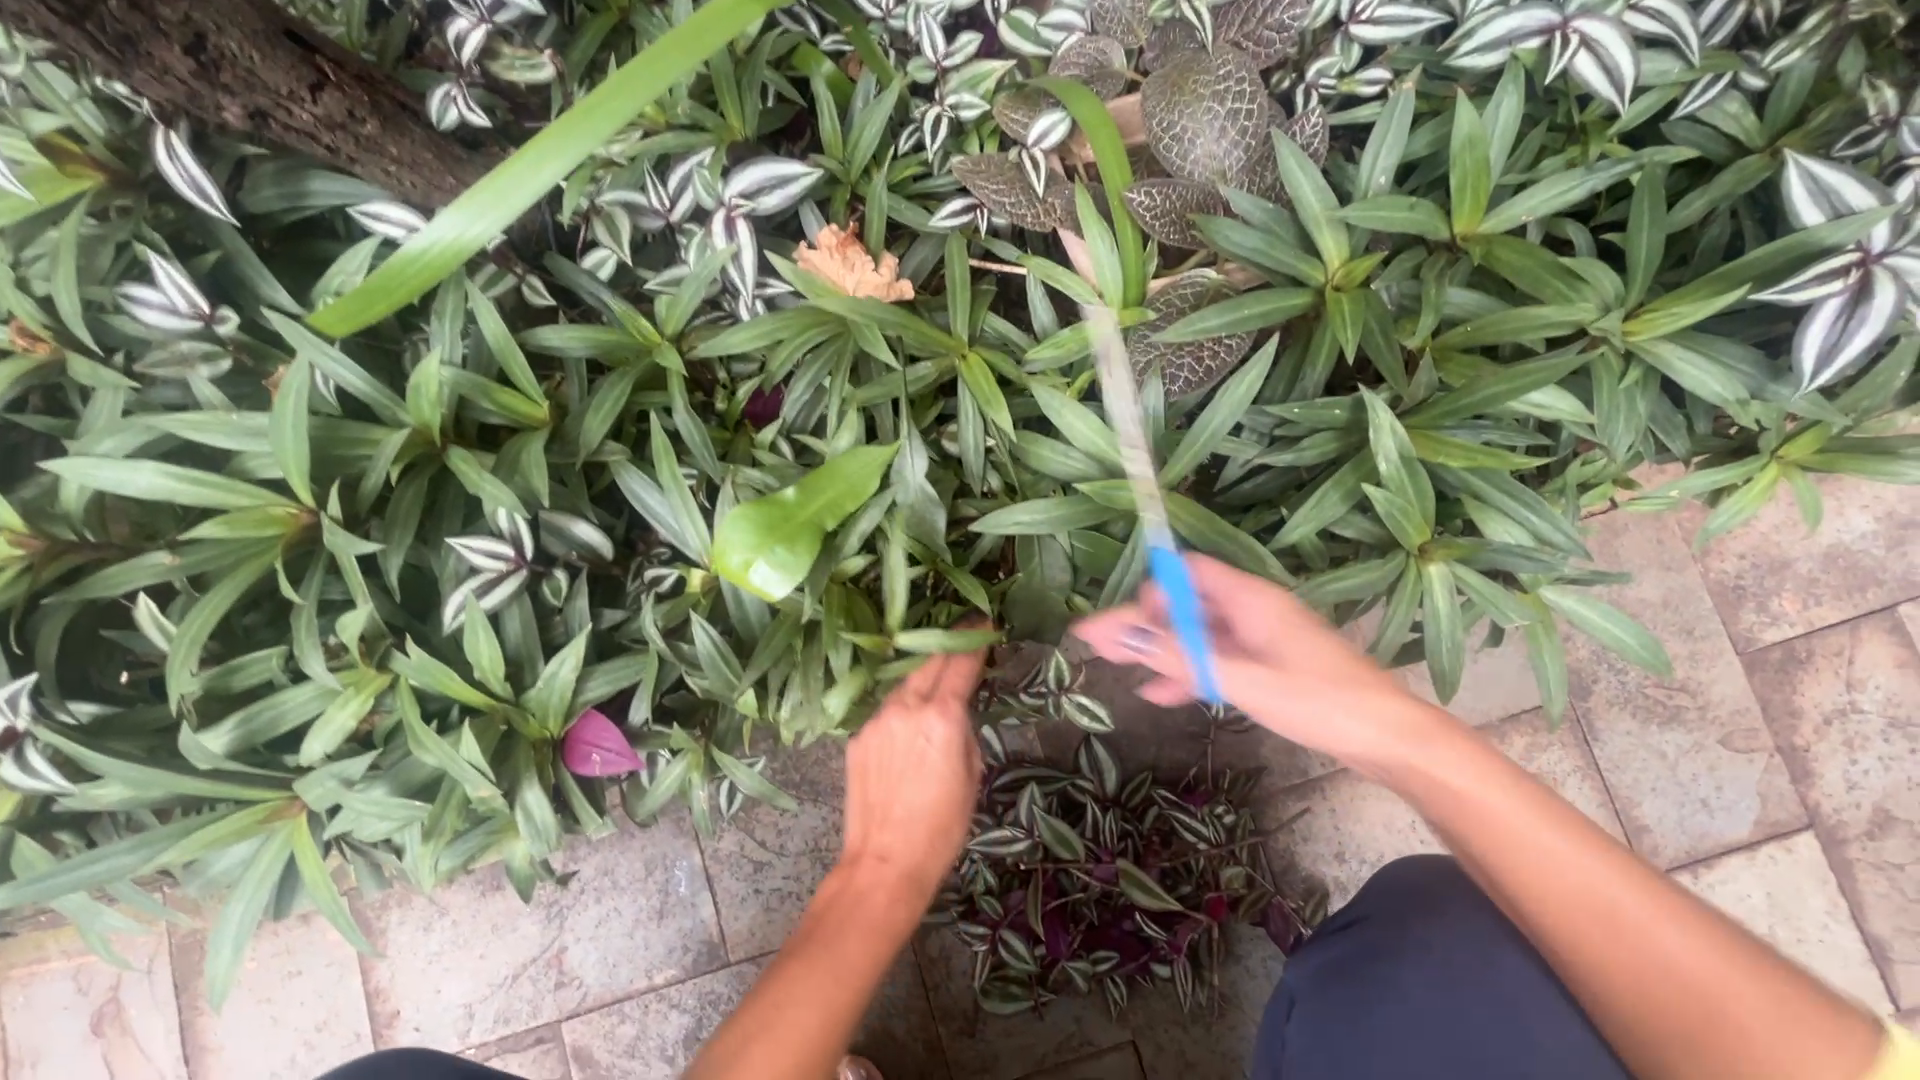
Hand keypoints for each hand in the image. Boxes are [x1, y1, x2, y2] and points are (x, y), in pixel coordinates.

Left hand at [838, 644, 987, 904]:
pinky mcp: (857, 738)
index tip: (984, 624)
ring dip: (923, 677)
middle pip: (928, 662)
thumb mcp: (972, 777)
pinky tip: (909, 726)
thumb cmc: (942, 828)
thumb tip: (956, 716)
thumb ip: (964, 733)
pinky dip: (902, 708)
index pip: (961, 663)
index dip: (975, 639)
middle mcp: (905, 708)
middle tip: (965, 637)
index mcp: (941, 717)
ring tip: (938, 680)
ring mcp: (876, 721)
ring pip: (904, 685)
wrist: (884, 863)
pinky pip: (885, 711)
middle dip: (948, 647)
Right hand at [1073, 555, 1459, 777]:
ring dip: (1157, 649)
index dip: (1153, 591)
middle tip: (1095, 643)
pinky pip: (1215, 660)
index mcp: (1250, 600)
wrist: (1387, 737)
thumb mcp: (1245, 681)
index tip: (1127, 625)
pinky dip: (1185, 672)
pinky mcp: (1266, 666)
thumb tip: (1128, 637)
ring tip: (1113, 666)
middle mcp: (1251, 611)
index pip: (1187, 573)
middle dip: (1141, 623)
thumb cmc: (1321, 702)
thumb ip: (1184, 659)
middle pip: (1184, 605)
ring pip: (1195, 636)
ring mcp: (1259, 640)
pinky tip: (1157, 692)